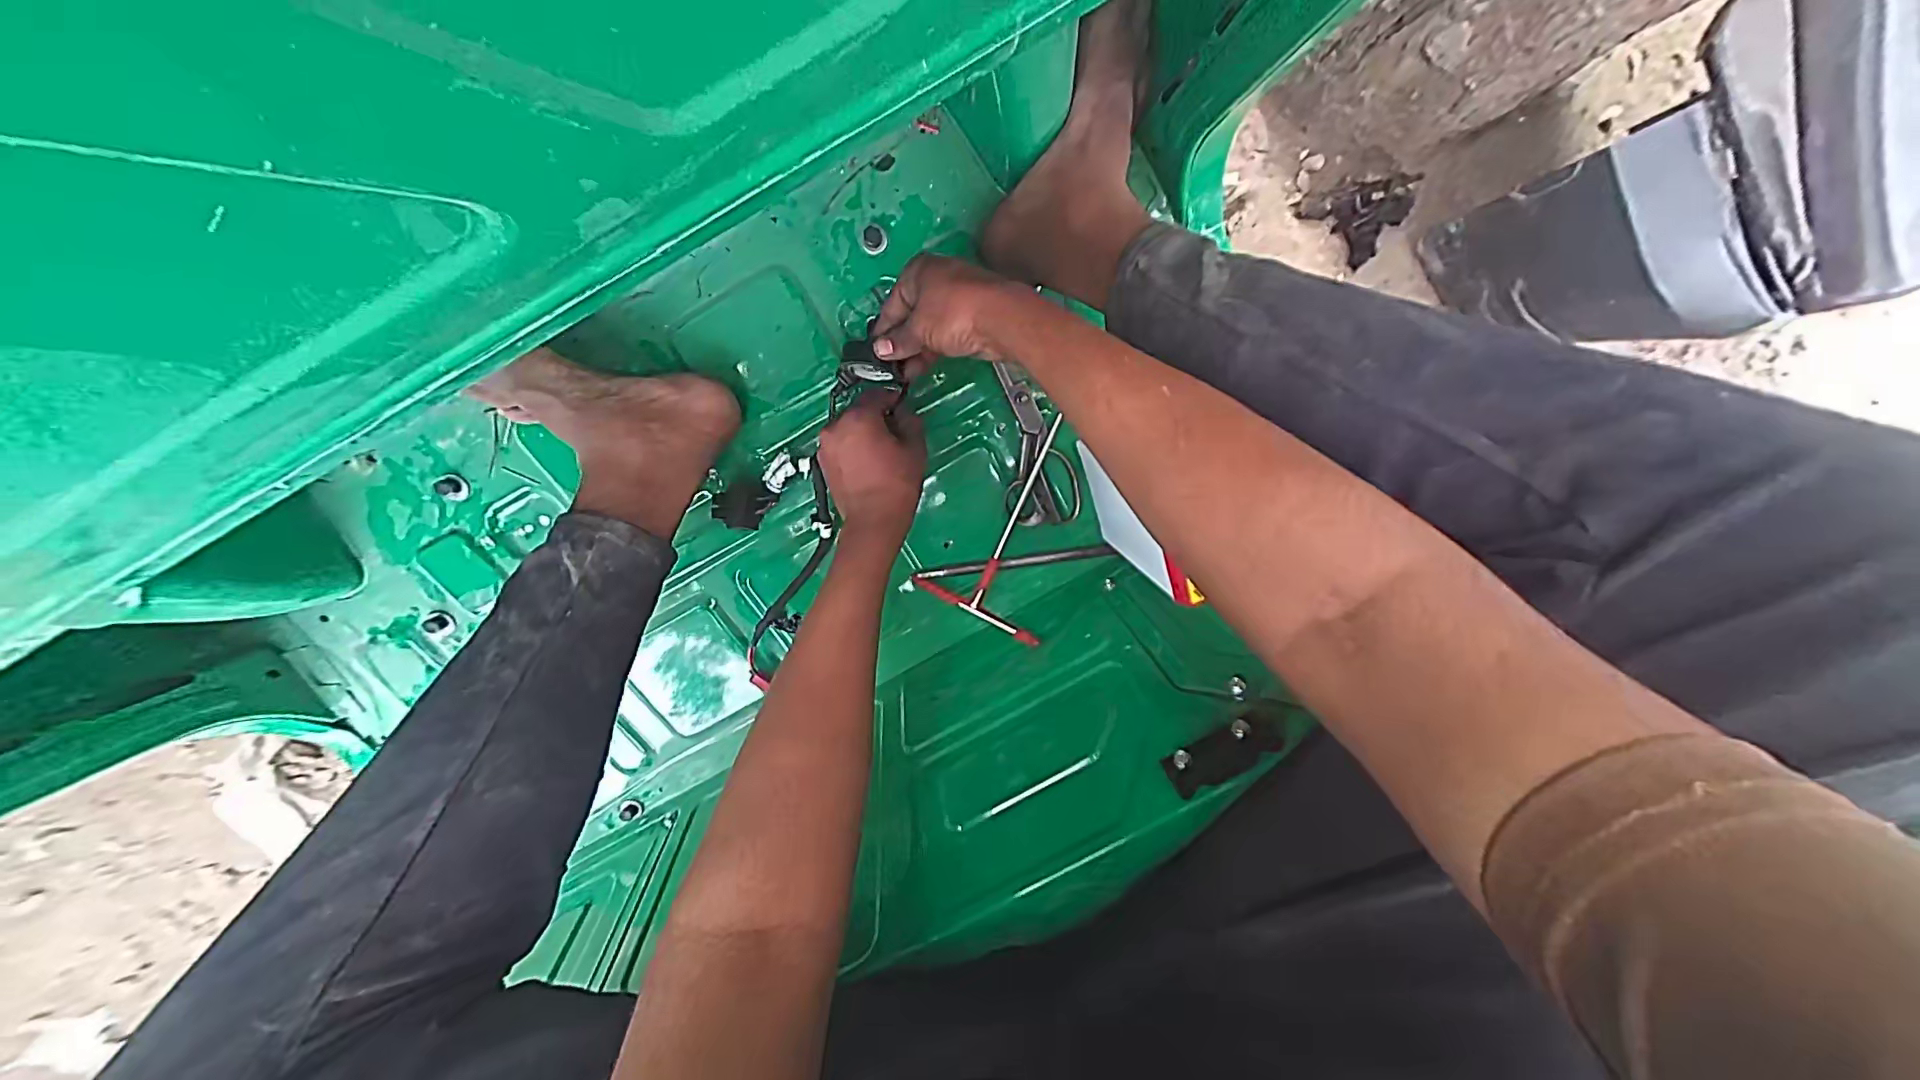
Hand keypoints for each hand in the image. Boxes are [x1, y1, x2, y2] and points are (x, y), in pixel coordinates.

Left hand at [817, 389, 926, 544]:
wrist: (873, 521)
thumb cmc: (897, 484)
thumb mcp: (914, 448)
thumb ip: (910, 421)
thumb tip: (903, 412)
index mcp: (858, 417)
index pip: (876, 395)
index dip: (892, 399)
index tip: (902, 409)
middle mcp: (835, 426)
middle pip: (858, 411)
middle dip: (875, 417)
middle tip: (893, 433)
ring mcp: (825, 445)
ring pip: (847, 429)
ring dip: (862, 433)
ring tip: (879, 451)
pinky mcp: (822, 462)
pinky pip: (840, 445)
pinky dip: (852, 448)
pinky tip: (867, 463)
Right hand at [872, 255, 1029, 369]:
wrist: (1001, 319)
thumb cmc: (954, 313)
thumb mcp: (918, 330)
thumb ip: (898, 341)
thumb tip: (881, 349)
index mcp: (918, 270)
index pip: (892, 302)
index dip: (884, 329)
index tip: (877, 349)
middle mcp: (937, 278)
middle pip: (912, 314)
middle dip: (901, 341)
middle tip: (891, 364)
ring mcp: (957, 296)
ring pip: (929, 325)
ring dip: (917, 349)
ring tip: (906, 372)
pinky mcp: (973, 315)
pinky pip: (946, 332)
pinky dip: (934, 347)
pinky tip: (924, 365)